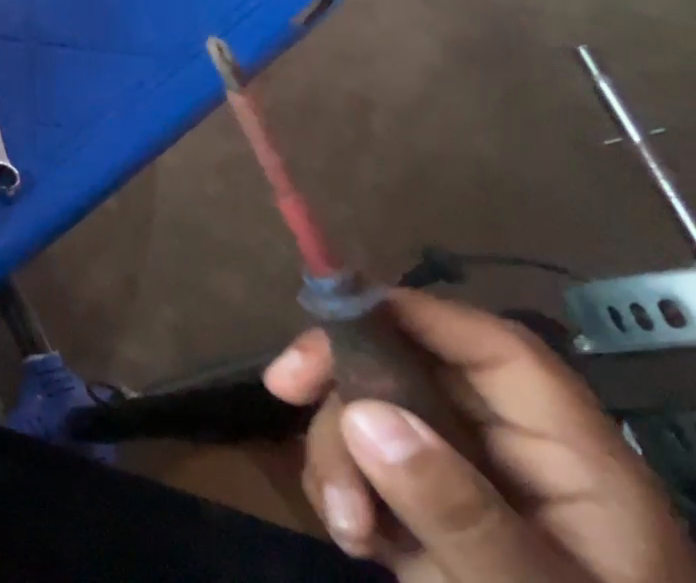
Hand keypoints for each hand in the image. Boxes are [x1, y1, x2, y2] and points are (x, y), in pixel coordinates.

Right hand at [265, 289, 695, 582]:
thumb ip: (457, 513)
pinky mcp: (430, 515)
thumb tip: (365, 416)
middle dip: (344, 385)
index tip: (323, 319)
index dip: (413, 314)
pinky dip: (339, 489)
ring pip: (375, 417)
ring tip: (346, 529)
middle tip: (280, 390)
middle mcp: (518, 458)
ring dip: (336, 455)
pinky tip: (356, 541)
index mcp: (575, 462)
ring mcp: (469, 487)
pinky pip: (364, 466)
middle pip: (414, 373)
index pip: (495, 350)